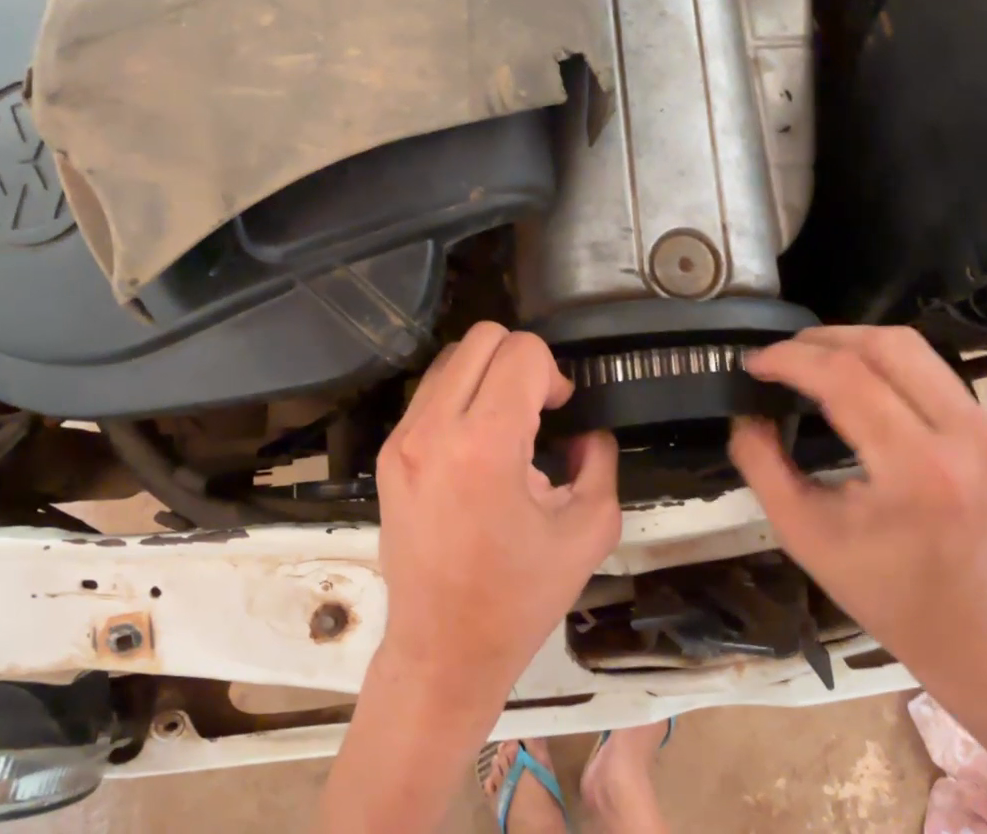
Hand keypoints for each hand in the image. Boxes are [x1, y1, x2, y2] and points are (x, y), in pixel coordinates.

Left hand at [374, 322, 620, 698]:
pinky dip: (460, 399)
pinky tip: (478, 448)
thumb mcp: (589, 530)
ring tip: (507, 430)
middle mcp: (432, 429)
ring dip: (488, 376)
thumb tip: (584, 431)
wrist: (443, 649)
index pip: (521, 352)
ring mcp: (401, 440)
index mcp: (484, 446)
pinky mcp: (387, 455)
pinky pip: (429, 394)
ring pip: (450, 359)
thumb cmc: (519, 598)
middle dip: (521, 361)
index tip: (560, 414)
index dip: (553, 374)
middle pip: (481, 338)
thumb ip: (599, 461)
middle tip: (538, 411)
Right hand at [728, 326, 986, 667]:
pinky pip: (934, 375)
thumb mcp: (803, 534)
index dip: (792, 360)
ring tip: (812, 363)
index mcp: (917, 471)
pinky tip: (856, 386)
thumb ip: (762, 466)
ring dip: (855, 346)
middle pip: (888, 346)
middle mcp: (964, 438)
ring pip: (916, 350)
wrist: (974, 629)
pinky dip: (886, 367)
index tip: (755, 364)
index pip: (848, 379)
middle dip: (823, 339)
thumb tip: (745, 414)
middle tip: (781, 357)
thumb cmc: (883, 592)